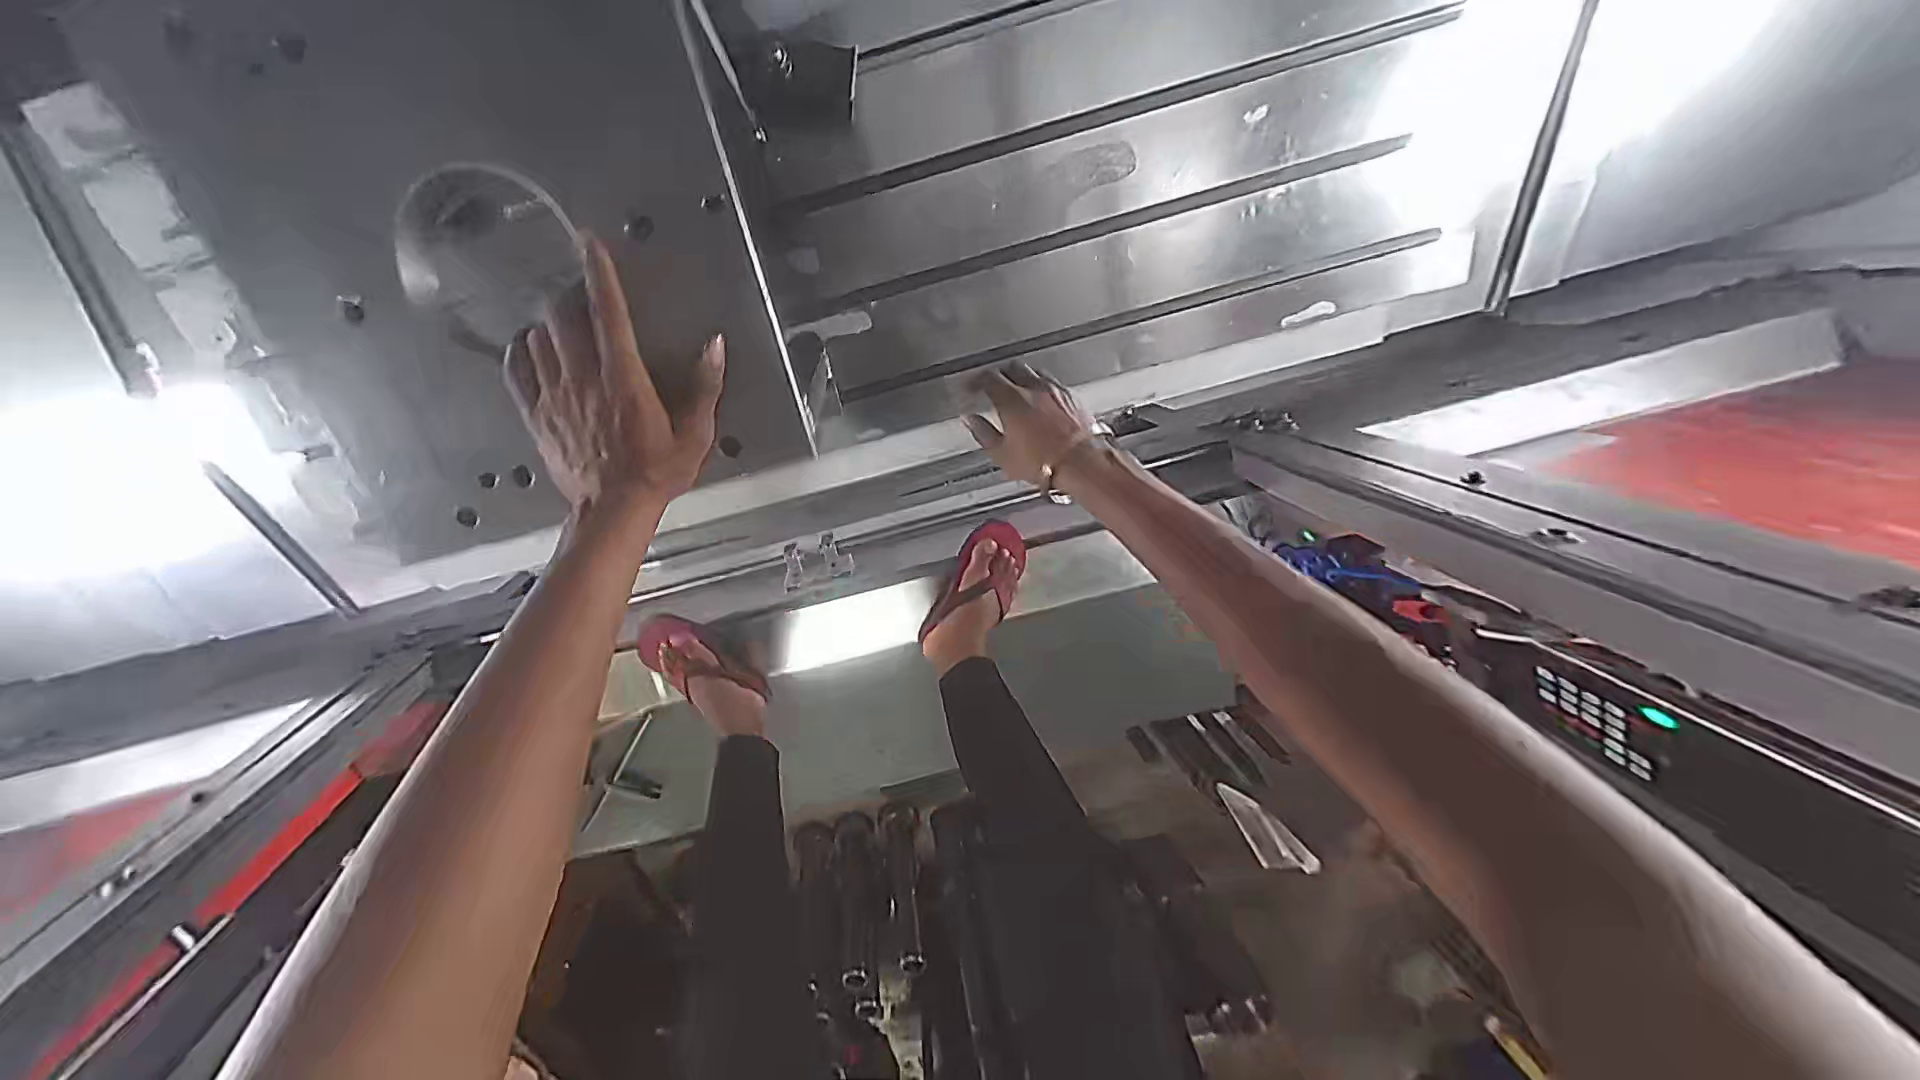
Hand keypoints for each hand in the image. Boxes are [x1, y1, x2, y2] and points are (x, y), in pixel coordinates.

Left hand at [504, 232, 723, 519]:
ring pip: (538, 338)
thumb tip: (715, 345)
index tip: (590, 242)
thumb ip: (706, 387)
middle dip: (571, 297)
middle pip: (563, 316)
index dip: (600, 274)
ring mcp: (554, 397)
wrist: (614, 510)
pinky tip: (533, 348)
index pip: (609, 314)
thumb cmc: (659, 473)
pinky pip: (516, 369)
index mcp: (625, 381)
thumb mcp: (696, 434)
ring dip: (550, 324)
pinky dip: (522, 350)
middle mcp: (584, 380)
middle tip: (584, 298)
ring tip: (566, 328)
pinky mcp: (536, 415)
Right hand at [963, 362, 1101, 485]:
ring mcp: (1054, 391)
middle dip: (999, 375)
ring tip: (1016, 390)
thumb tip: (972, 421)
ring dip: (1021, 378)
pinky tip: (1041, 399)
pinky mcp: (1071, 398)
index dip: (974, 381)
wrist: (1081, 464)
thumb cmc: (1045, 462)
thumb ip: (983, 433)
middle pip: (1011, 369)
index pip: (987, 378)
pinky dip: (1042, 387)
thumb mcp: (1002, 454)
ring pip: (1033, 373)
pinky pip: (1052, 383)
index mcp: (1011, 400)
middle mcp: (1033, 389)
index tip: (970, 387)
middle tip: (991, 386)